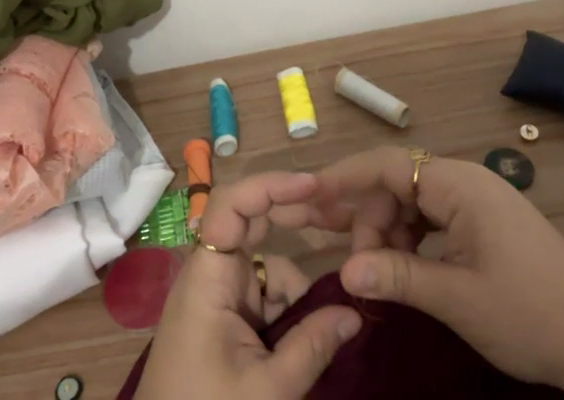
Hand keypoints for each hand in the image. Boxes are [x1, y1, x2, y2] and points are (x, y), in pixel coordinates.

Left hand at [132, 171, 362, 399]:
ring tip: (329, 327)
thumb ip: (313, 346)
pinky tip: (312, 337)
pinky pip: (264, 295)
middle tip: (342, 225)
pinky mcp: (223, 318)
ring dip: (298, 289)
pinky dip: (289, 308)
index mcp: (208, 278)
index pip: (231, 206)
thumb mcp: (269, 390)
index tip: (314, 185)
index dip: (270, 185)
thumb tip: (355, 312)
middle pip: (252, 224)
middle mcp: (210, 274)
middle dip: (295, 220)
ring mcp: (216, 296)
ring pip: (267, 267)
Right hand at [310, 146, 563, 388]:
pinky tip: (397, 271)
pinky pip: (432, 222)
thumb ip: (397, 277)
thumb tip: (342, 272)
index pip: (387, 165)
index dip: (342, 179)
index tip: (306, 200)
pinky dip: (409, 243)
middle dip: (366, 220)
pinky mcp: (486, 228)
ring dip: (386, 234)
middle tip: (349, 266)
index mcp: (460, 185)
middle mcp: (466, 184)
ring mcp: (478, 205)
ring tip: (366, 271)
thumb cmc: (532, 315)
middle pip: (396, 185)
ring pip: (412, 205)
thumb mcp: (457, 299)